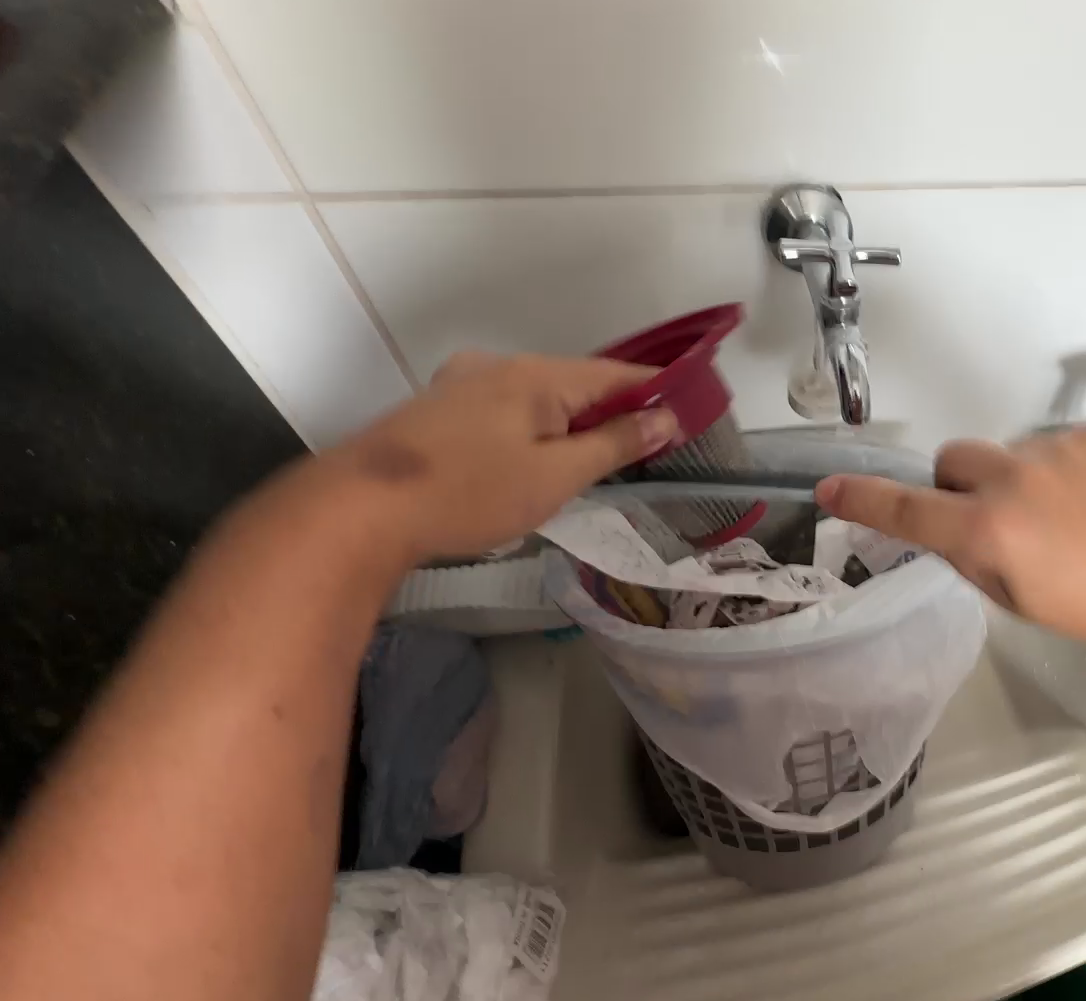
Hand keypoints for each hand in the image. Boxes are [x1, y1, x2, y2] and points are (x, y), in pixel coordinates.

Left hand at [317, 352, 677, 559]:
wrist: (357, 513)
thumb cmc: (471, 493)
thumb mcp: (559, 475)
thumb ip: (616, 443)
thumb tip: (667, 418)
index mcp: (536, 376)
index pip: (620, 375)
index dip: (660, 394)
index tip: (694, 414)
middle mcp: (501, 367)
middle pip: (581, 384)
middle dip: (619, 412)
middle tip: (652, 448)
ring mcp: (465, 385)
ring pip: (544, 399)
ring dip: (578, 423)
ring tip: (601, 461)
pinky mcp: (442, 410)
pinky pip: (512, 410)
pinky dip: (541, 429)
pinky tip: (542, 460)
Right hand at [816, 422, 1085, 664]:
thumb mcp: (1018, 599)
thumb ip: (973, 557)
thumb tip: (955, 528)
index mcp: (991, 530)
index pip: (908, 509)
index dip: (863, 500)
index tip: (828, 489)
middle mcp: (1016, 479)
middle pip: (952, 459)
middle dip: (958, 486)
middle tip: (993, 520)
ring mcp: (1059, 448)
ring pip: (1011, 455)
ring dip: (1019, 481)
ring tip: (1070, 518)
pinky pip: (1059, 446)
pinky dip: (1064, 471)